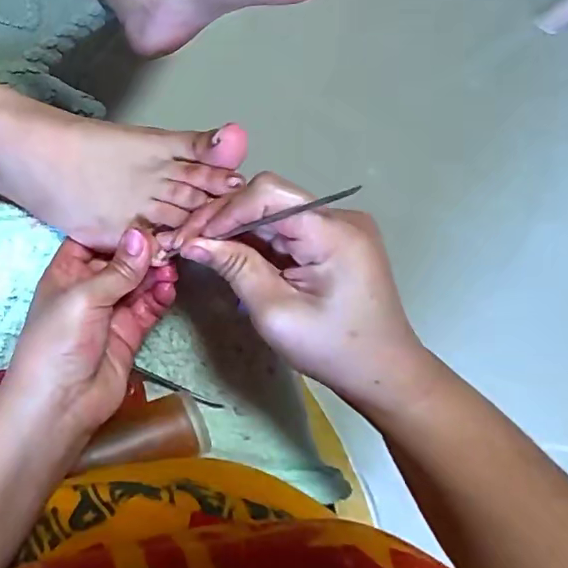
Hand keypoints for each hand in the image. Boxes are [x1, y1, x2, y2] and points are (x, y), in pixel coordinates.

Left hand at [2, 227, 177, 437]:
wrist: (60, 404)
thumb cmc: (57, 341)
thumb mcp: (83, 298)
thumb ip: (117, 270)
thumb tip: (142, 235)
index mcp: (66, 272)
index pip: (92, 239)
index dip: (116, 228)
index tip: (146, 218)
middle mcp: (88, 288)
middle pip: (120, 260)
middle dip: (143, 251)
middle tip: (169, 243)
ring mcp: (109, 311)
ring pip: (138, 283)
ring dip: (154, 273)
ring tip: (171, 267)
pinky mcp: (128, 333)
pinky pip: (148, 308)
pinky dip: (159, 297)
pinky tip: (169, 289)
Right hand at [168, 174, 433, 400]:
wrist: (383, 373)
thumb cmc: (332, 349)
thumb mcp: (275, 312)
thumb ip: (235, 268)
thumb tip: (193, 242)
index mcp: (333, 232)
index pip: (268, 194)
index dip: (224, 211)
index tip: (191, 237)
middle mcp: (338, 218)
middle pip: (267, 198)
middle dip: (222, 219)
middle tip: (184, 242)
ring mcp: (336, 227)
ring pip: (271, 212)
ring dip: (234, 228)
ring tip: (198, 247)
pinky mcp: (330, 241)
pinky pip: (283, 228)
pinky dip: (252, 239)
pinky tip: (226, 252)